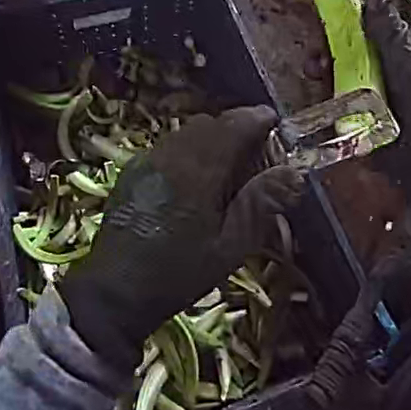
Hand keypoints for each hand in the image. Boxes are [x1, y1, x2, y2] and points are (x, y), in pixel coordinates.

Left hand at [59, 106, 303, 368]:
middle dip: (235, 127)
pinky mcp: (133, 170)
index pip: (233, 125)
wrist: (117, 290)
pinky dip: (188, 150)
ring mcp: (147, 160)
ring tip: (227, 166)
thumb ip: (260, 203)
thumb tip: (293, 171)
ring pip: (186, 132)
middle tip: (256, 150)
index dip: (257, 119)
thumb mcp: (230, 246)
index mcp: (198, 170)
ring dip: (211, 138)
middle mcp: (171, 154)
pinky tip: (195, 179)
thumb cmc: (180, 271)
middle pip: (209, 123)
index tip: (275, 122)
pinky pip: (167, 146)